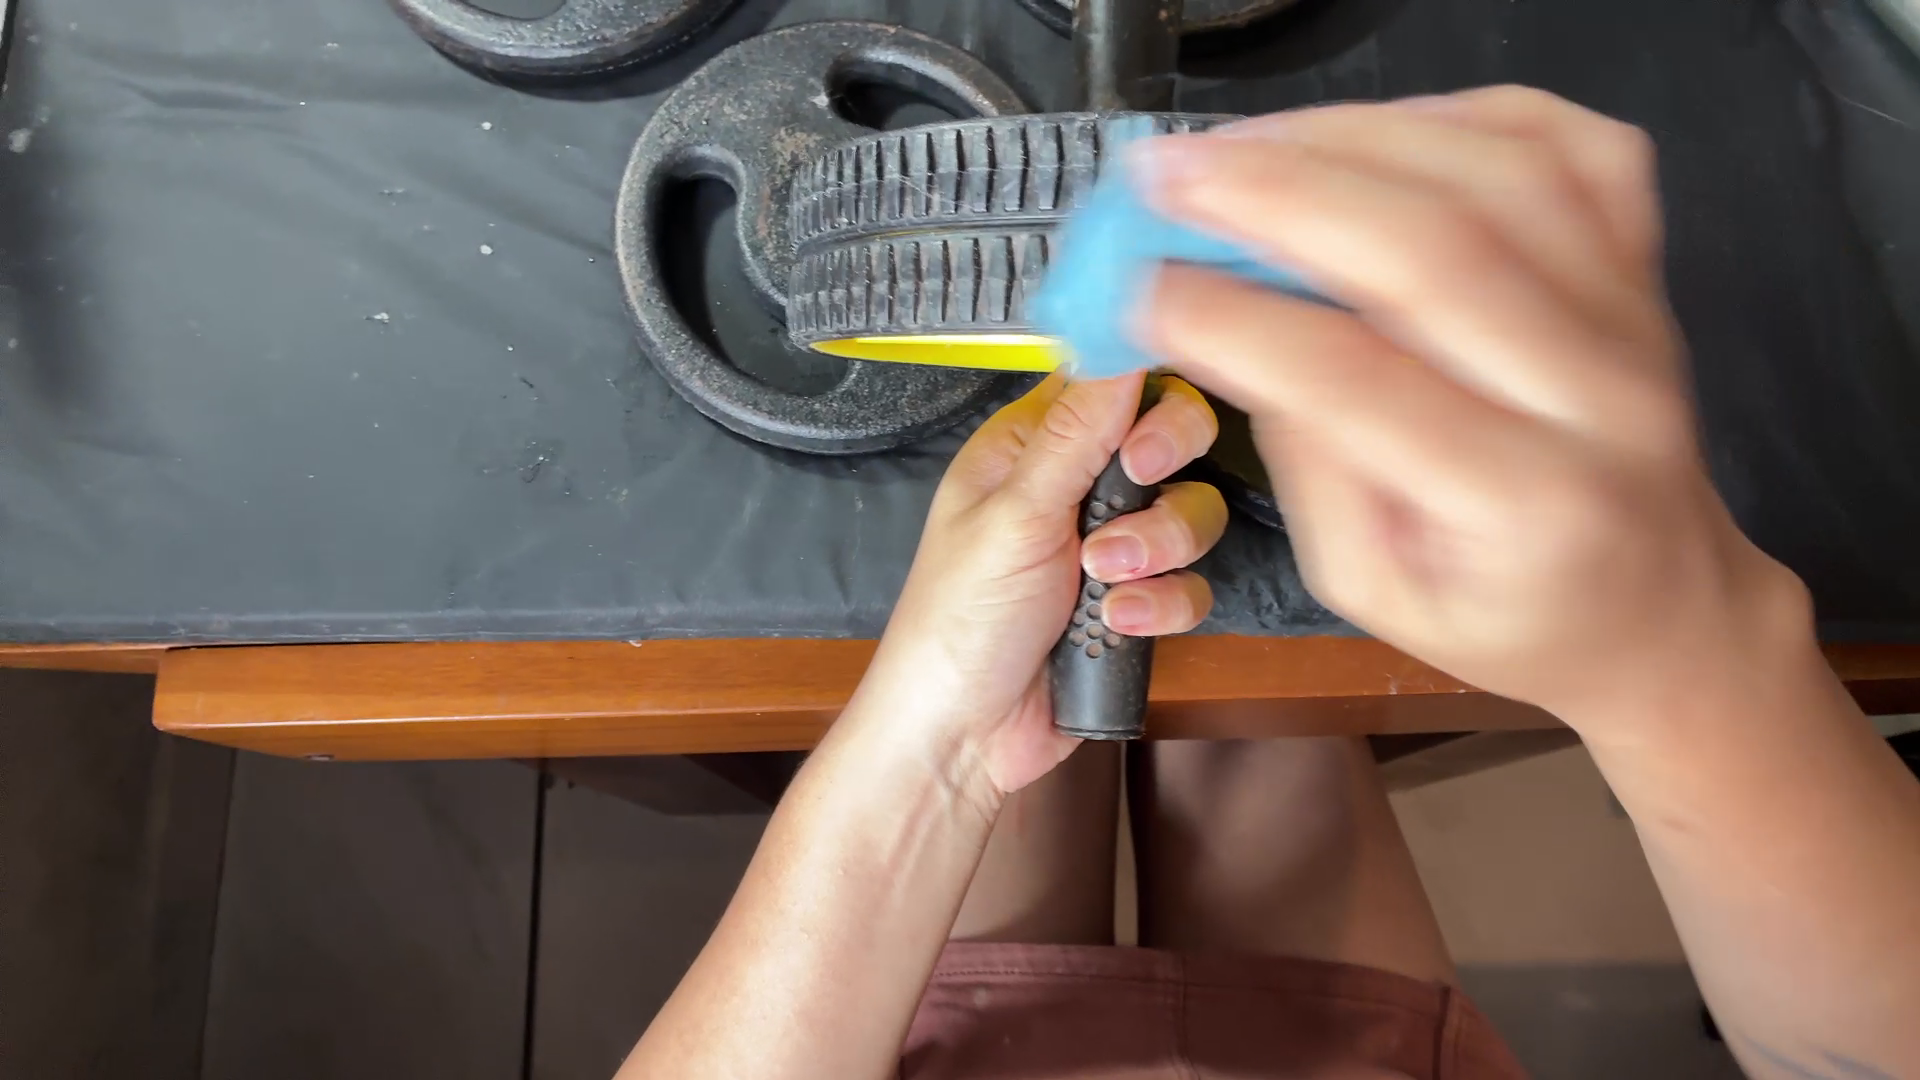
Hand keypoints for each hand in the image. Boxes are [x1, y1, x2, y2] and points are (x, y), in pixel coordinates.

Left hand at [846, 372, 1226, 803]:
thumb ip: (1076, 431)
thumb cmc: (962, 614)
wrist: (964, 732)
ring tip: (1106, 585)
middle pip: (1170, 446)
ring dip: (1160, 549)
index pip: (1115, 387)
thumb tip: (1120, 337)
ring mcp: (1111, 547)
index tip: (1146, 440)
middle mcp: (1076, 488)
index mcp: (1032, 448)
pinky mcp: (1136, 604)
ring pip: (1190, 516)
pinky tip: (1118, 626)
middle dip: (1162, 479)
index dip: (1148, 401)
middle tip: (1132, 497)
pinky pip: (1189, 585)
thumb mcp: (1015, 514)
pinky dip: (1162, 605)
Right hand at [1130, 87, 1813, 728]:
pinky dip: (1438, 115)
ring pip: (1491, 168)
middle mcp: (1592, 384)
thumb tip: (1242, 336)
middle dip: (1273, 197)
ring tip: (1228, 146)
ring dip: (1338, 138)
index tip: (1137, 289)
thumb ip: (1309, 464)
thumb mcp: (1367, 584)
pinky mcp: (1637, 258)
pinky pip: (1556, 140)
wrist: (1655, 599)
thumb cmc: (1493, 614)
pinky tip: (1349, 132)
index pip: (1350, 378)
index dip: (1230, 321)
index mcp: (1515, 498)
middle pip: (1429, 246)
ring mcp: (1631, 305)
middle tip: (1164, 176)